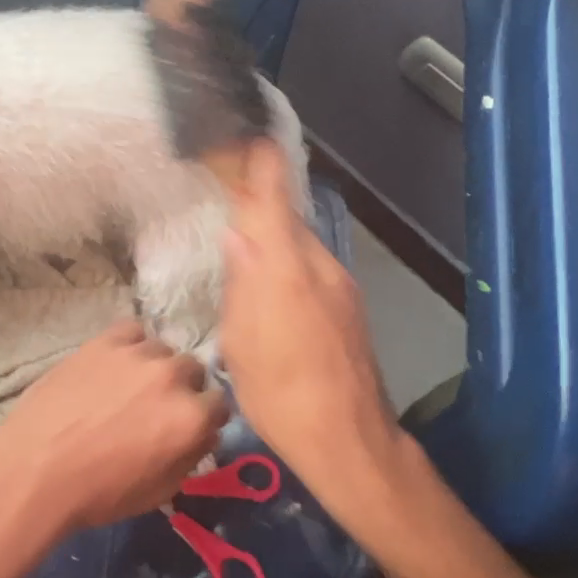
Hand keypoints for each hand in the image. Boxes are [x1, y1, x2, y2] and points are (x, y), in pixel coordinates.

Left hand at [0, 320, 227, 531]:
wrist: (38, 469)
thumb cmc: (101, 493)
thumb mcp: (161, 491)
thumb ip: (190, 455)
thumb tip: (202, 433)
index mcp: (192, 418)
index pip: (219, 404)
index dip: (205, 418)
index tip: (190, 427)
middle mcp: (172, 378)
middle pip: (193, 371)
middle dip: (183, 389)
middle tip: (157, 408)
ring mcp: (137, 354)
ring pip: (163, 350)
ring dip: (155, 367)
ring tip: (130, 386)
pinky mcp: (104, 341)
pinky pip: (132, 331)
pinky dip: (131, 345)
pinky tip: (115, 364)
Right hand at [218, 141, 399, 485]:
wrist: (352, 442)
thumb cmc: (281, 396)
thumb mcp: (241, 343)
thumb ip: (240, 282)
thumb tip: (236, 233)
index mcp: (285, 268)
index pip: (274, 195)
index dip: (258, 161)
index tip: (241, 135)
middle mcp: (319, 265)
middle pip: (285, 216)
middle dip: (257, 203)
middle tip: (225, 199)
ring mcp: (341, 284)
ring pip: (299, 243)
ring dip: (272, 237)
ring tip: (243, 252)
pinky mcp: (350, 305)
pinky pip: (311, 266)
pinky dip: (288, 263)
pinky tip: (272, 292)